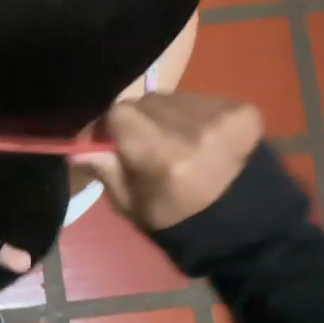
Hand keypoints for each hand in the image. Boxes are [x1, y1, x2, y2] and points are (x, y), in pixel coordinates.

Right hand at [71, 93, 263, 230]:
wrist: (246, 224)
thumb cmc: (178, 220)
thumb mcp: (131, 205)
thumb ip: (104, 170)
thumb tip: (77, 148)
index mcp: (163, 157)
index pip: (119, 112)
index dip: (108, 125)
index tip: (107, 141)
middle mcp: (193, 130)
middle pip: (145, 102)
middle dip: (136, 120)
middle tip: (141, 144)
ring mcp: (221, 116)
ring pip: (171, 98)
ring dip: (163, 115)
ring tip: (173, 141)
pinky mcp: (241, 109)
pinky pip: (198, 99)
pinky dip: (191, 114)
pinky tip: (199, 138)